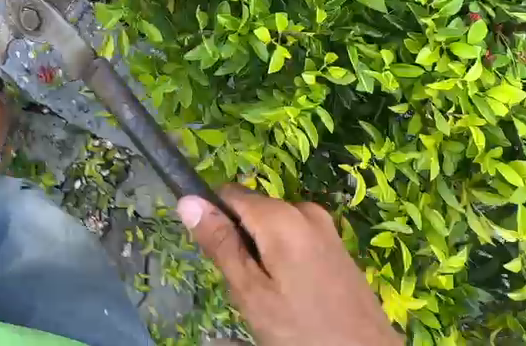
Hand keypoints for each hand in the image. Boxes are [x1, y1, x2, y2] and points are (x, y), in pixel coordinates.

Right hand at [179, 186, 399, 345]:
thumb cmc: (305, 333)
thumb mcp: (252, 294)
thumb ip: (220, 243)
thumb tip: (187, 199)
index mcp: (280, 216)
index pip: (227, 193)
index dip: (216, 221)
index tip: (220, 259)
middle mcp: (304, 210)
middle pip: (252, 212)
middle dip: (243, 242)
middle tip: (250, 290)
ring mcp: (326, 228)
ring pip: (273, 228)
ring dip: (264, 255)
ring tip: (274, 299)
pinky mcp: (339, 248)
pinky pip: (297, 241)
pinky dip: (287, 262)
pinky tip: (297, 299)